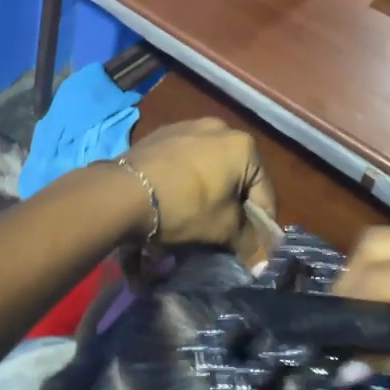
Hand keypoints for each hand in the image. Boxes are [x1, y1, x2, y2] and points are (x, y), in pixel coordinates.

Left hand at [122, 119, 275, 254]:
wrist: (124, 190)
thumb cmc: (184, 206)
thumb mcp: (221, 229)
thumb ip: (247, 242)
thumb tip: (261, 264)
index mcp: (242, 146)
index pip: (264, 193)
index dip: (262, 225)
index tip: (253, 248)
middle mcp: (219, 128)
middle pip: (236, 177)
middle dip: (232, 207)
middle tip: (223, 235)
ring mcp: (188, 126)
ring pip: (208, 167)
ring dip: (208, 194)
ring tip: (195, 220)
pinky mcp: (161, 133)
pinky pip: (184, 161)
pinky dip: (185, 182)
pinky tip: (173, 201)